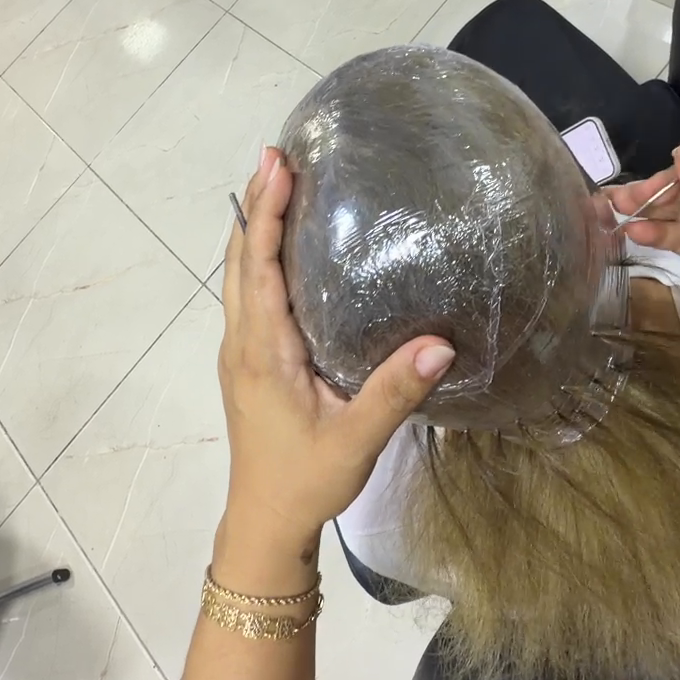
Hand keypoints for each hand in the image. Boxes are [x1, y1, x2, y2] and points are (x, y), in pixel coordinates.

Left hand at [218, 148, 456, 548]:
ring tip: (273, 185)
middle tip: (276, 156)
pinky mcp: (248, 361)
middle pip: (238, 259)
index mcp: (263, 350)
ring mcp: (240, 351)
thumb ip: (395, 391)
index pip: (257, 267)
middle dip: (253, 204)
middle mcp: (243, 341)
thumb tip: (443, 343)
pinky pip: (245, 293)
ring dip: (249, 226)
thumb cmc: (305, 479)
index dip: (265, 213)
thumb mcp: (355, 439)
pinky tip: (278, 247)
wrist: (263, 523)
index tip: (277, 166)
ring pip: (237, 275)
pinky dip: (254, 255)